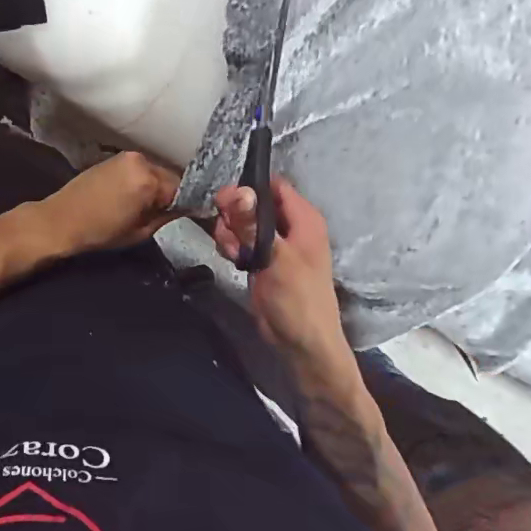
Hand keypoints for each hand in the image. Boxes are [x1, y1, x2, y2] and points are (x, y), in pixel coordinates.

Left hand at [19, 151, 181, 258]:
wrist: (60, 220)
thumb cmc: (100, 232)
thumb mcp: (140, 231)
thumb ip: (166, 216)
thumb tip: (184, 209)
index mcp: (148, 180)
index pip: (181, 189)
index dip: (186, 203)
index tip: (189, 214)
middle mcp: (141, 161)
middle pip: (169, 177)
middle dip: (171, 194)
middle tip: (168, 213)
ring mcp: (127, 157)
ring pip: (155, 172)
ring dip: (156, 187)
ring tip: (149, 206)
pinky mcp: (115, 158)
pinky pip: (140, 169)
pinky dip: (143, 180)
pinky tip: (135, 196)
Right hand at [213, 176, 350, 369]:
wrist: (302, 344)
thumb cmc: (297, 298)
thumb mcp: (274, 257)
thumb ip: (252, 223)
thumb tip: (236, 190)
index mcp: (304, 218)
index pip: (275, 186)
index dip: (251, 188)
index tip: (227, 200)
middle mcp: (291, 226)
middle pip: (254, 203)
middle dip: (235, 214)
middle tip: (226, 231)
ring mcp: (276, 244)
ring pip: (244, 223)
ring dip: (231, 233)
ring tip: (232, 252)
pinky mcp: (263, 261)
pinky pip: (243, 242)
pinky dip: (233, 247)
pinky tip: (232, 260)